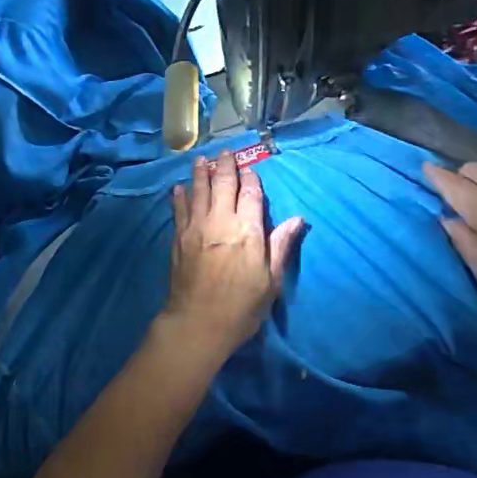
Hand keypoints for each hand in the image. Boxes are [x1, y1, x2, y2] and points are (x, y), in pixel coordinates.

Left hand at [157, 149, 305, 359]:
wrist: (197, 324)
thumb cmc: (241, 307)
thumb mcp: (271, 281)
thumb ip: (281, 246)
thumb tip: (298, 219)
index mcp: (247, 230)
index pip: (250, 193)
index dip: (251, 178)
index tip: (251, 168)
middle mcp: (220, 221)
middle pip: (223, 185)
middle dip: (225, 167)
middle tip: (225, 153)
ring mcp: (196, 228)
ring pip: (198, 191)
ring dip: (200, 173)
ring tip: (201, 160)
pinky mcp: (178, 239)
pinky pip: (179, 210)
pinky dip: (180, 197)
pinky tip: (179, 188)